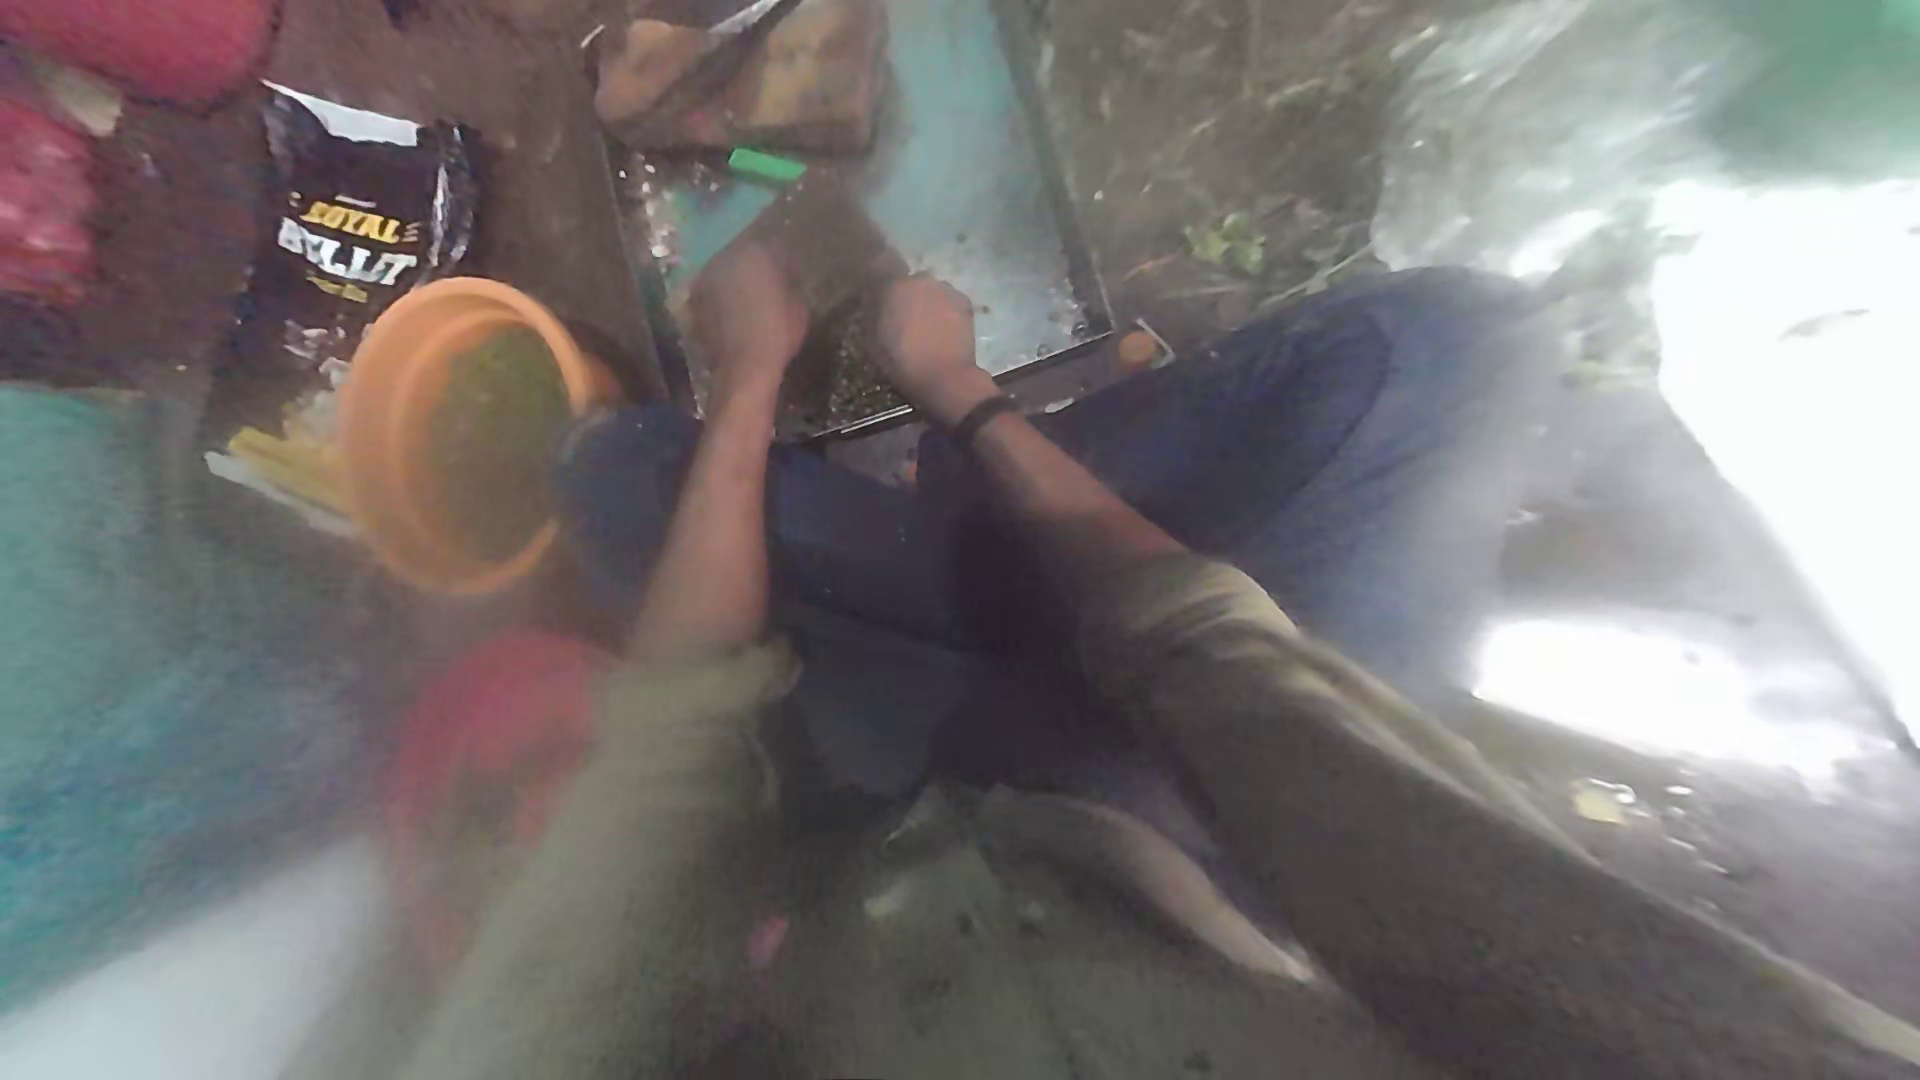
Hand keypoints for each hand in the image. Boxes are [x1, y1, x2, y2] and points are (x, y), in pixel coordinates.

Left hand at [689, 239, 807, 413]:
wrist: (743, 366)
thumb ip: (791, 285)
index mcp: (754, 253)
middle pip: (742, 256)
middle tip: (768, 285)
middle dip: (755, 268)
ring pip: (724, 274)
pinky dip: (721, 301)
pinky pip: (712, 295)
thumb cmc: (777, 334)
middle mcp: (723, 258)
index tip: (791, 272)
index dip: (783, 260)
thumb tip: (787, 278)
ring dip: (735, 283)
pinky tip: (732, 316)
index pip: (772, 246)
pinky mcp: (693, 301)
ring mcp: (704, 278)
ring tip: (748, 301)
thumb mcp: (798, 308)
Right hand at [876, 275, 997, 426]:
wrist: (945, 378)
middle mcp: (920, 279)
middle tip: (906, 320)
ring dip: (928, 303)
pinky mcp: (965, 302)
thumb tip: (873, 303)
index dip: (880, 286)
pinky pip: (949, 301)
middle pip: (910, 282)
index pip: (880, 270)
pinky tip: (945, 330)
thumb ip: (871, 315)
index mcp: (893, 286)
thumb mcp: (873, 343)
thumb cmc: (903, 363)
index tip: (878, 300)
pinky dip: (946, 311)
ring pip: (931, 291)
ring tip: (929, 327)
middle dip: (907, 297)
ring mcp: (945, 289)